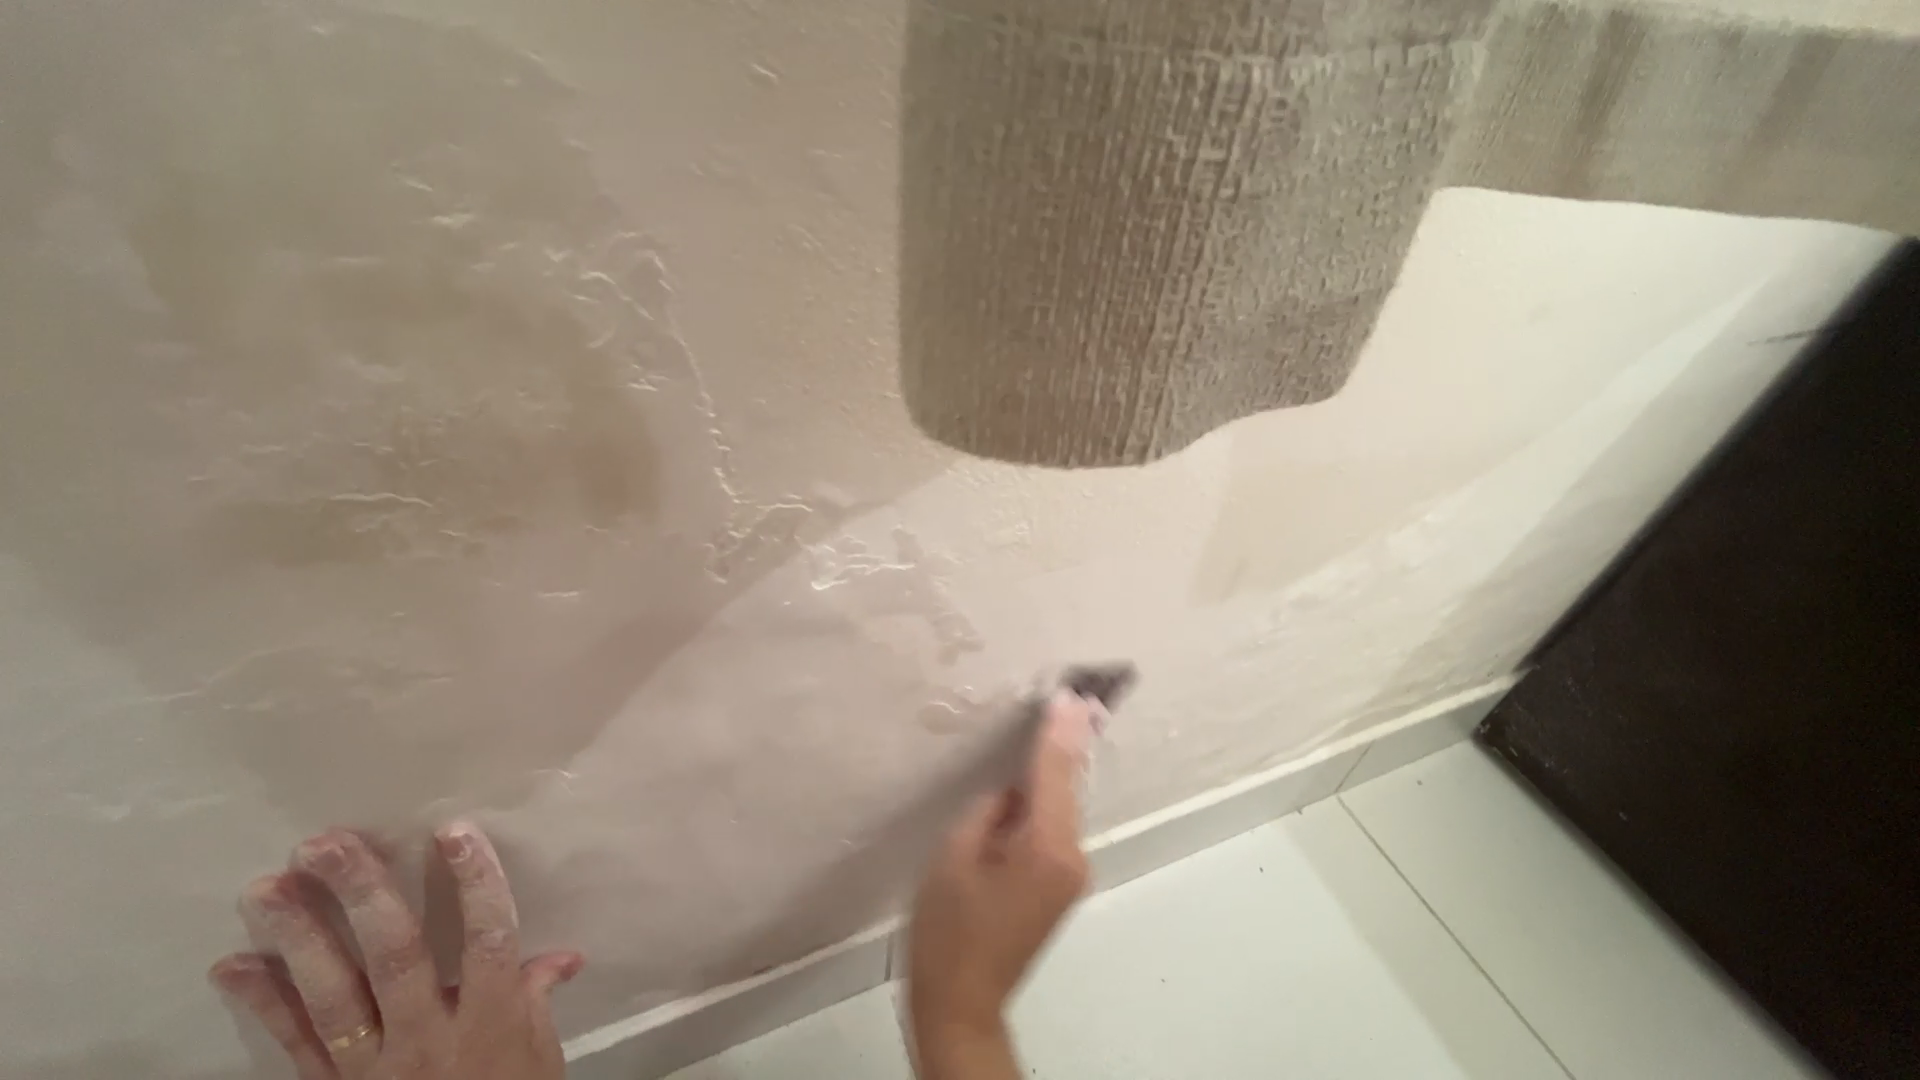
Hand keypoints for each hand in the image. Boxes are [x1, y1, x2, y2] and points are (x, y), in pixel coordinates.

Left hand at [209, 822, 582, 1079]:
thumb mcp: (538, 1057)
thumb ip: (536, 1001)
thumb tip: (563, 956)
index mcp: (489, 1017)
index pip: (488, 936)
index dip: (475, 882)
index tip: (453, 832)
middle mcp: (428, 1034)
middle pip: (395, 956)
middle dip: (361, 895)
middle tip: (325, 844)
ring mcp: (373, 1064)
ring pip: (332, 994)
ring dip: (298, 938)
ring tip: (267, 887)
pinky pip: (295, 1044)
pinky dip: (263, 1004)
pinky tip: (233, 964)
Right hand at [908, 691, 1096, 1052]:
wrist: (962, 1001)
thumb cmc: (948, 930)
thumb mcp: (955, 855)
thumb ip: (991, 810)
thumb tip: (1015, 793)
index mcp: (1047, 848)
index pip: (1054, 774)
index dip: (1058, 733)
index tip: (1069, 695)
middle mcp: (1073, 858)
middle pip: (1064, 788)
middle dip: (1061, 747)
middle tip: (1072, 698)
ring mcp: (1072, 874)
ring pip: (1058, 808)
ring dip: (1049, 775)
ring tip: (1051, 726)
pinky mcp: (1061, 885)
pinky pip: (1052, 829)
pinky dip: (1042, 803)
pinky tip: (1029, 783)